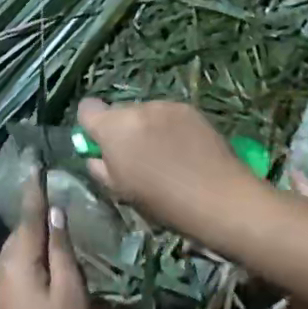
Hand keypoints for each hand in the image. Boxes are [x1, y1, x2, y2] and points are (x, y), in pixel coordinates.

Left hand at [0, 172, 92, 308]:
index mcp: (16, 260)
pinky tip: (49, 271)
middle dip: (36, 216)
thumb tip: (53, 210)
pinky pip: (18, 275)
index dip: (34, 187)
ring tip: (58, 232)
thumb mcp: (73, 295)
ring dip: (35, 242)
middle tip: (56, 197)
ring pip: (19, 255)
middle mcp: (0, 271)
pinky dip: (33, 265)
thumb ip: (62, 250)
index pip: (27, 213)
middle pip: (21, 233)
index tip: (35, 161)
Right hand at [77, 98, 257, 231]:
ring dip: (147, 128)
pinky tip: (186, 151)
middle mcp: (136, 109)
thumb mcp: (120, 192)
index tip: (104, 147)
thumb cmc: (164, 202)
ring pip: (144, 113)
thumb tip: (97, 156)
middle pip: (117, 112)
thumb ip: (100, 167)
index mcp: (112, 128)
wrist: (221, 200)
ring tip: (167, 156)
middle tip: (138, 158)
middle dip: (122, 129)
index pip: (86, 109)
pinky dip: (170, 128)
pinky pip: (168, 114)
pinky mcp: (189, 108)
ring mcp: (164, 105)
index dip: (91, 127)